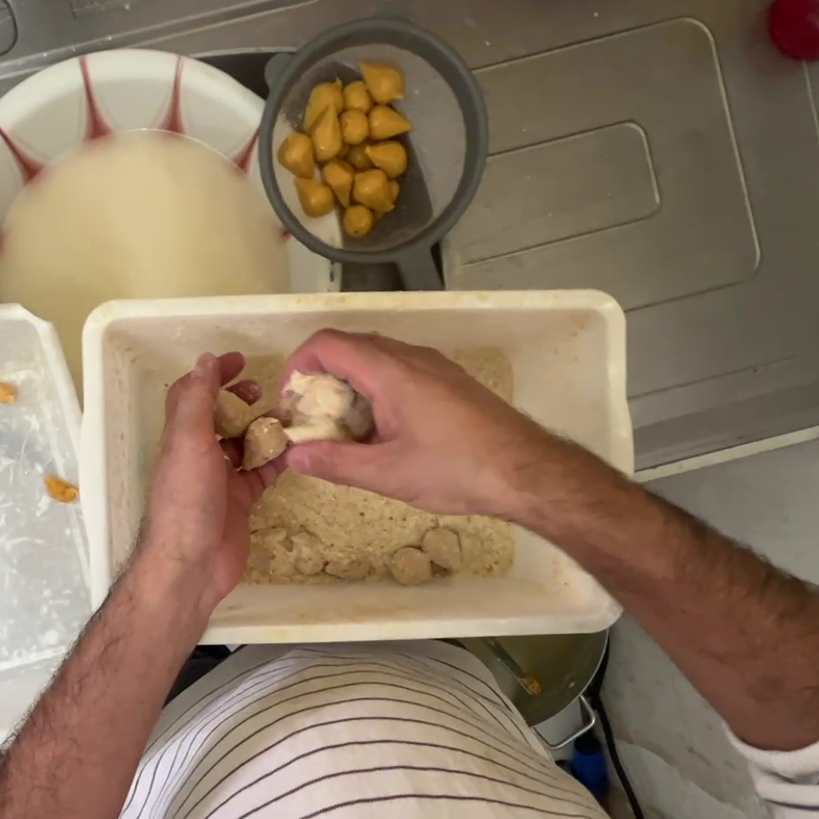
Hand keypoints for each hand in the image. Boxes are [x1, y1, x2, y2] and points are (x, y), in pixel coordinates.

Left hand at [132, 353, 273, 616]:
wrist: (192, 564)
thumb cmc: (186, 500)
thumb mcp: (189, 441)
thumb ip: (198, 400)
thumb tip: (206, 360)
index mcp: (181, 437)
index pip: (193, 394)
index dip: (212, 374)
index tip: (240, 361)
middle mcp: (199, 455)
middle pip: (220, 418)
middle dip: (240, 401)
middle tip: (264, 392)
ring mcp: (220, 479)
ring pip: (245, 444)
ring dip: (263, 429)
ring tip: (288, 419)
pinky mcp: (240, 501)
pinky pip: (261, 473)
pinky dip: (277, 460)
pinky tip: (296, 450)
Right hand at [272, 329, 571, 520]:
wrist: (529, 471)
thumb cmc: (457, 470)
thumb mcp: (388, 474)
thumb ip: (335, 463)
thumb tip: (291, 457)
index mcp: (391, 371)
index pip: (327, 344)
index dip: (297, 366)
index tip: (289, 403)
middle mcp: (410, 357)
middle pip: (348, 347)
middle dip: (319, 379)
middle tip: (309, 420)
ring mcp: (432, 366)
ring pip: (374, 359)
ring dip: (347, 387)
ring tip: (340, 431)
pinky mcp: (447, 381)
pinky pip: (397, 371)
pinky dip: (374, 391)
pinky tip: (379, 431)